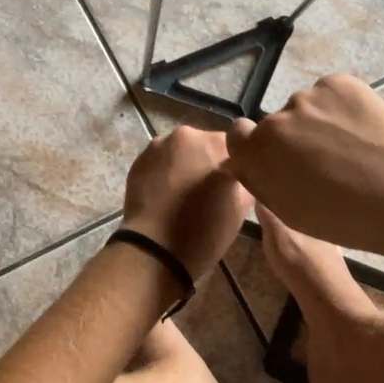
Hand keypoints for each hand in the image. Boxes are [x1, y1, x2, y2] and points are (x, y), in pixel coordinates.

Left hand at [121, 127, 251, 283]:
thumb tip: (241, 170)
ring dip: (185, 166)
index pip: (234, 144)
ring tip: (186, 195)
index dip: (236, 163)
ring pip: (179, 153)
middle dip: (208, 162)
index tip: (235, 182)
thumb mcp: (241, 205)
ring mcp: (155, 147)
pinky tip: (167, 196)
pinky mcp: (137, 162)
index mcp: (211, 142)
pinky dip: (165, 174)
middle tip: (211, 190)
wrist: (155, 247)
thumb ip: (245, 177)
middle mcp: (182, 135)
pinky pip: (159, 163)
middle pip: (203, 144)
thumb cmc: (205, 228)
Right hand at [223, 75, 383, 257]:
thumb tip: (243, 161)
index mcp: (257, 153)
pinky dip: (341, 108)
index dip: (254, 145)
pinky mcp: (338, 83)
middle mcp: (275, 120)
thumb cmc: (348, 219)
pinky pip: (330, 94)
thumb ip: (259, 181)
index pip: (237, 134)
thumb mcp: (291, 212)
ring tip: (353, 149)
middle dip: (293, 139)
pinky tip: (363, 132)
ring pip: (306, 109)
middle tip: (326, 162)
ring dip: (319, 123)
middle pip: (276, 124)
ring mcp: (308, 97)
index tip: (278, 158)